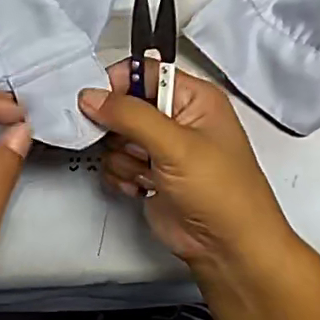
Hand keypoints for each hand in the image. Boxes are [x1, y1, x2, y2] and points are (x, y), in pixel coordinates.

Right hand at [79, 60, 296, 270]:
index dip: (117, 85)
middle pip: (122, 106)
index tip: (99, 103)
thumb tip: (91, 96)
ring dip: (123, 159)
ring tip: (148, 174)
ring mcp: (160, 148)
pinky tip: (142, 187)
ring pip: (114, 138)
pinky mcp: (147, 173)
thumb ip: (130, 115)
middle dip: (119, 131)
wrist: (227, 247)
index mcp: (193, 98)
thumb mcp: (176, 145)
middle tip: (135, 147)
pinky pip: (114, 163)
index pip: (143, 72)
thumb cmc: (223, 194)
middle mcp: (176, 118)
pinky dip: (121, 177)